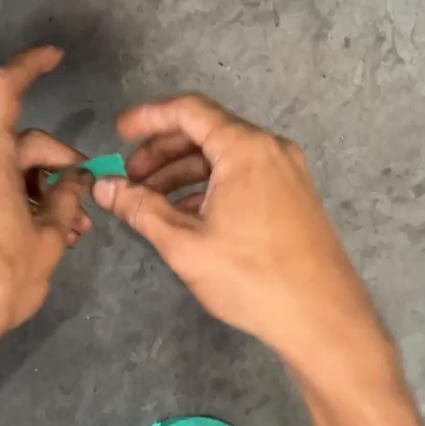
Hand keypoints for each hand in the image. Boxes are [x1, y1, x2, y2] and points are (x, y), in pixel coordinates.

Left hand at [0, 46, 93, 363]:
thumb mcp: (48, 240)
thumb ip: (67, 200)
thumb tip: (76, 180)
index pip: (4, 91)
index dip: (30, 66)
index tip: (54, 58)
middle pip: (21, 143)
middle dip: (59, 165)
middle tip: (87, 199)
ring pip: (10, 173)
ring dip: (45, 190)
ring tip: (75, 228)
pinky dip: (22, 203)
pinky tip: (47, 234)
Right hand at [92, 94, 393, 381]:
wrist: (319, 314)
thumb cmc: (249, 277)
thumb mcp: (184, 244)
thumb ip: (140, 209)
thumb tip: (105, 186)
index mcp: (245, 149)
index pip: (189, 111)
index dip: (148, 117)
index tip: (118, 133)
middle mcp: (269, 149)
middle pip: (206, 132)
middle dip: (161, 151)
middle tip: (129, 179)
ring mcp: (286, 172)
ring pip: (223, 157)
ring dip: (181, 172)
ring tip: (150, 203)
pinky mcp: (291, 196)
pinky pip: (240, 176)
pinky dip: (207, 186)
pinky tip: (185, 216)